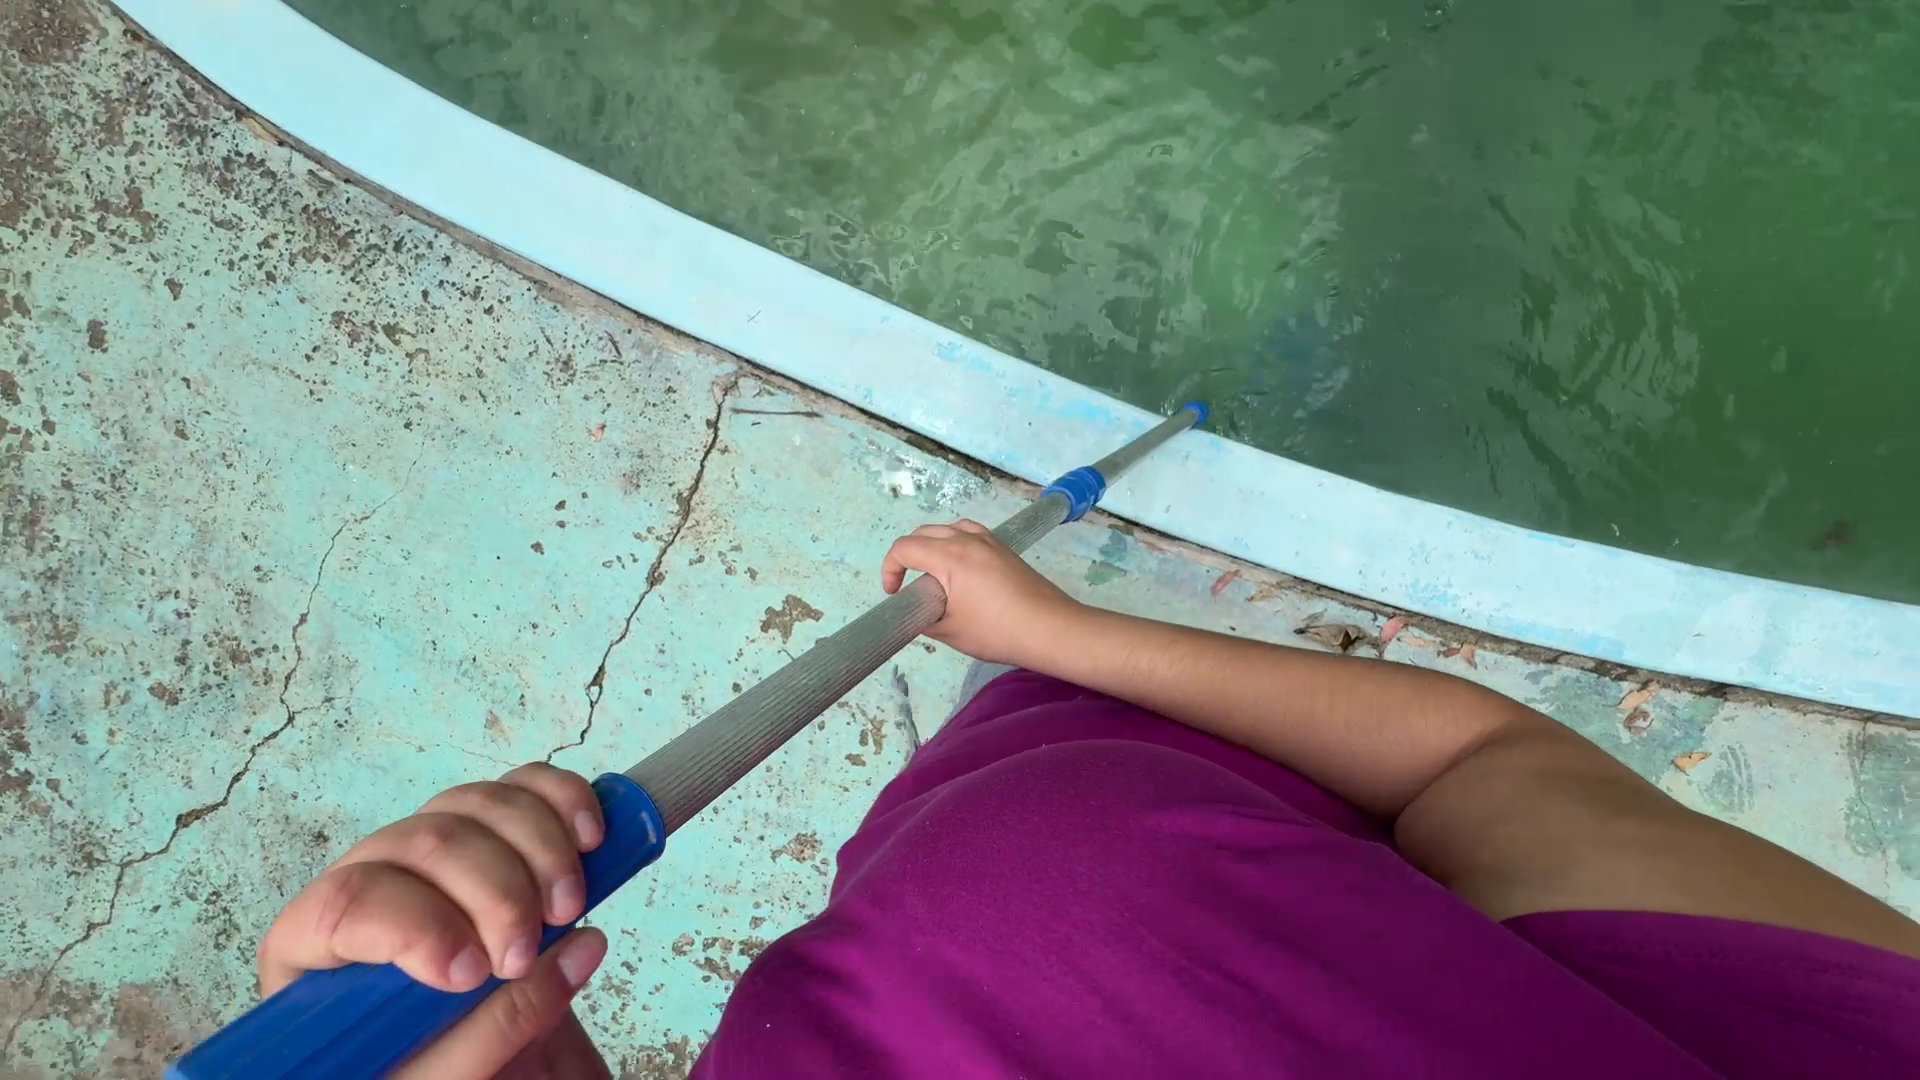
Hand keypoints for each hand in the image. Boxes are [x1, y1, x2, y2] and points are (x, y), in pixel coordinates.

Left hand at [257, 763, 613, 1078]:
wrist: (473, 1055)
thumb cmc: (429, 1070)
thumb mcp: (441, 1077)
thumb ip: (497, 1028)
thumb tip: (579, 948)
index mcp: (315, 947)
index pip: (345, 903)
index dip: (416, 926)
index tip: (473, 975)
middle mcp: (373, 875)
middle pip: (428, 842)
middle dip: (499, 893)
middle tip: (528, 956)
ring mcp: (441, 840)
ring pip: (482, 803)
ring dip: (542, 850)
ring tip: (569, 909)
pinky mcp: (500, 825)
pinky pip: (531, 782)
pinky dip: (568, 800)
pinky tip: (591, 840)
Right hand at [881, 519, 1083, 666]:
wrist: (1049, 628)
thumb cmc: (996, 631)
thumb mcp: (949, 631)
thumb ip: (924, 617)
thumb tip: (919, 610)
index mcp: (950, 556)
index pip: (905, 548)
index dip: (890, 569)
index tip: (894, 593)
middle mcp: (968, 539)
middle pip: (924, 533)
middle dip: (908, 555)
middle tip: (909, 585)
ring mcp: (989, 540)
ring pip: (948, 529)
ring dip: (932, 546)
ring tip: (933, 575)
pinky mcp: (1004, 548)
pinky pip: (970, 534)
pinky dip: (955, 544)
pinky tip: (960, 570)